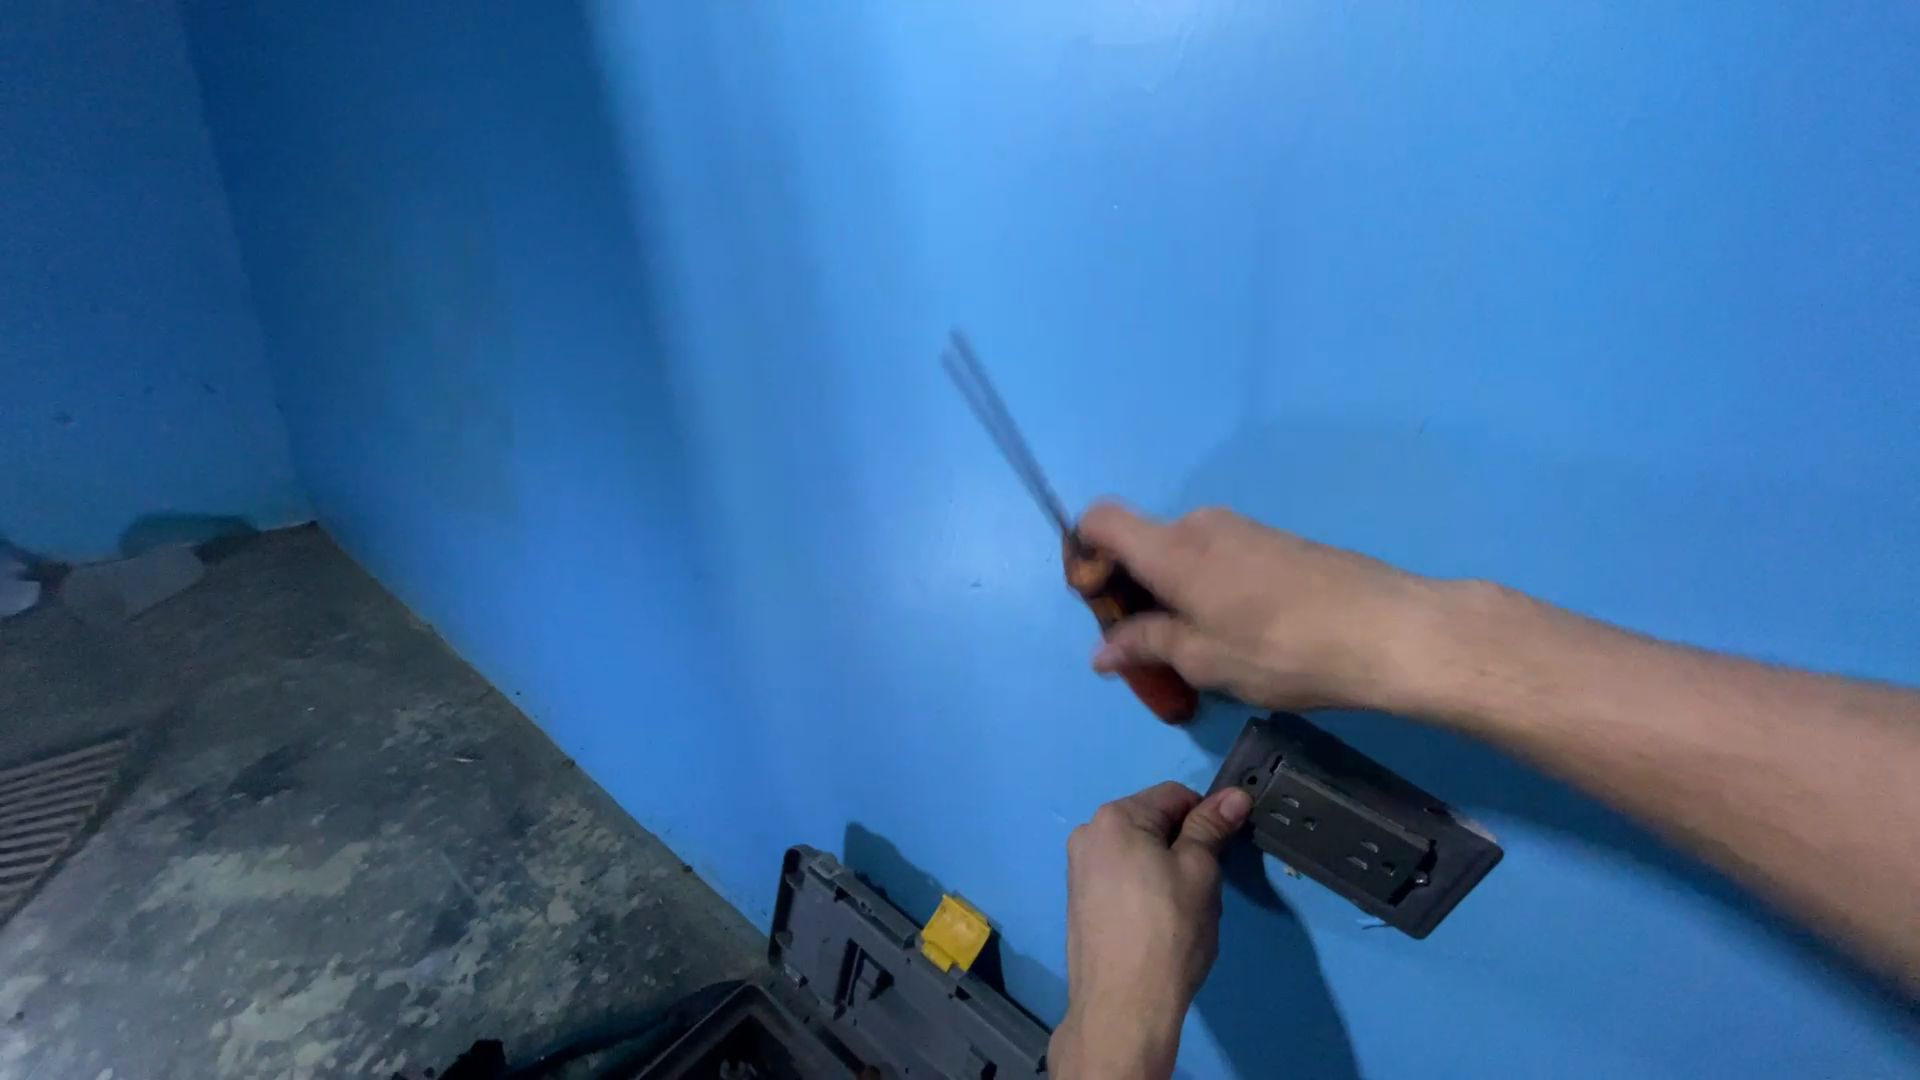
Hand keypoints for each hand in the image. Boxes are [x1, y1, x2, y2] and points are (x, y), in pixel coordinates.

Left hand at [1051, 781, 1253, 1079]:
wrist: (1122, 1005)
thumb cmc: (1167, 931)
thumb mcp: (1199, 872)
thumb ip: (1212, 828)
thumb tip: (1234, 795)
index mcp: (1115, 816)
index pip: (1173, 795)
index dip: (1207, 816)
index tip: (1225, 848)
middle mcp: (1089, 831)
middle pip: (1153, 822)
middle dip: (1185, 846)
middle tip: (1204, 888)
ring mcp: (1079, 866)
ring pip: (1138, 851)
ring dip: (1166, 868)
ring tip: (1181, 912)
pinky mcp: (1079, 897)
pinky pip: (1121, 875)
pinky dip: (1144, 887)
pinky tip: (1158, 924)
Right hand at [1078, 501, 1444, 713]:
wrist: (1390, 630)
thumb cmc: (1279, 648)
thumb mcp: (1201, 658)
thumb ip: (1143, 645)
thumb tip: (1101, 651)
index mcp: (1168, 548)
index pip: (1099, 521)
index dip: (1083, 555)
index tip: (1100, 604)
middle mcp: (1197, 526)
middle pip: (1137, 544)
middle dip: (1126, 592)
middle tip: (1144, 650)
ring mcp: (1239, 529)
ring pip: (1177, 556)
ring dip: (1166, 596)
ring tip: (1192, 652)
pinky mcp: (1271, 542)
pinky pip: (1212, 559)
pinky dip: (1201, 591)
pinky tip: (1232, 635)